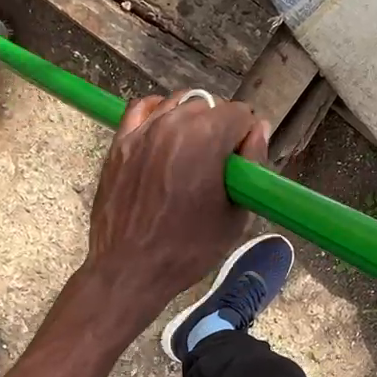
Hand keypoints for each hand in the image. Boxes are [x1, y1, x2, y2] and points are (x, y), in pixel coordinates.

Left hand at [81, 92, 268, 329]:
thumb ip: (253, 168)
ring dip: (190, 123)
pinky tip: (163, 134)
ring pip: (177, 105)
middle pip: (210, 107)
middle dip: (219, 131)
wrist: (128, 271)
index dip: (245, 142)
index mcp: (206, 137)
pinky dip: (157, 114)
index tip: (238, 169)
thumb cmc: (185, 251)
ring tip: (189, 157)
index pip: (241, 115)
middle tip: (214, 169)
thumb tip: (258, 132)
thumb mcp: (235, 217)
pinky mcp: (119, 145)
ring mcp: (142, 132)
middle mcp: (173, 124)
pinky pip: (141, 110)